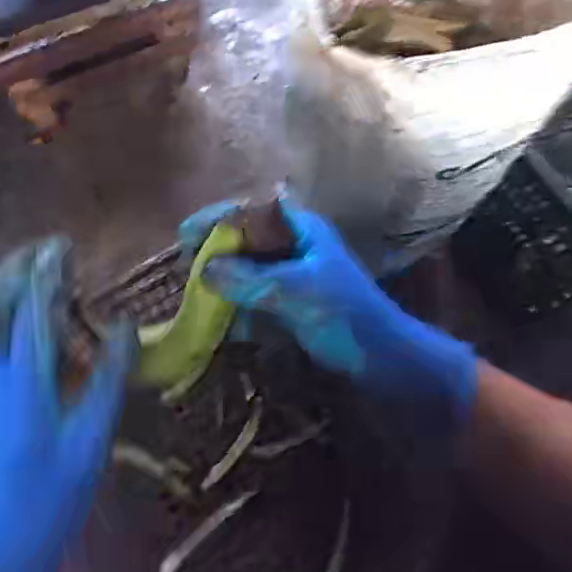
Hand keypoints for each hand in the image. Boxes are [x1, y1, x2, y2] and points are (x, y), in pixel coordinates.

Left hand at [0, 237, 134, 571]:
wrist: (0, 554)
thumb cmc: (54, 494)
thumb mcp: (93, 436)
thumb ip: (109, 376)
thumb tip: (125, 324)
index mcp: (24, 379)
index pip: (33, 309)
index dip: (47, 271)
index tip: (62, 245)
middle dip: (13, 272)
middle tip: (39, 252)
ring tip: (15, 279)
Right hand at [180, 201, 476, 434]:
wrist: (387, 360)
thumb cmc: (346, 315)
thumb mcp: (296, 292)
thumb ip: (250, 279)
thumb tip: (204, 268)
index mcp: (301, 230)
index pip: (252, 211)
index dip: (218, 219)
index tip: (184, 234)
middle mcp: (295, 247)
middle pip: (246, 240)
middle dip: (215, 252)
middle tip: (184, 268)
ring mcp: (294, 276)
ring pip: (248, 271)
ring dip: (223, 282)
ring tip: (193, 296)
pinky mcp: (293, 305)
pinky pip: (255, 298)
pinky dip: (237, 308)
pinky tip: (217, 323)